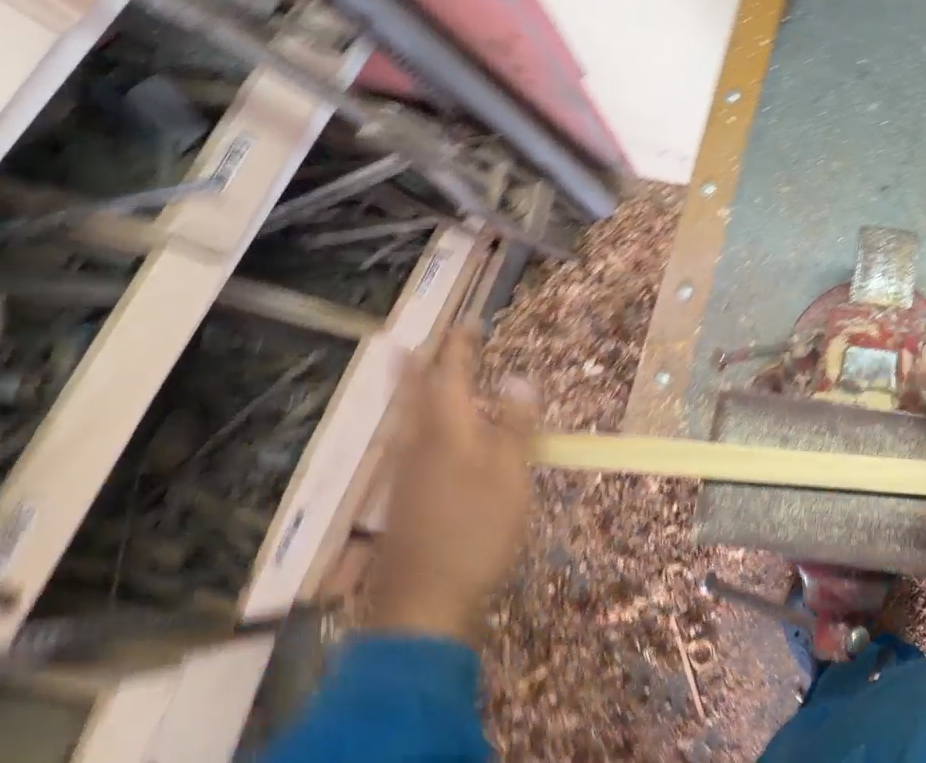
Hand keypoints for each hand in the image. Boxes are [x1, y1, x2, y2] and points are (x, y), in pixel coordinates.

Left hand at [368, 328, 541, 642]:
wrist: (422, 601)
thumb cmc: (475, 531)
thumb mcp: (509, 474)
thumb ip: (514, 424)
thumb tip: (519, 377)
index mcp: (445, 431)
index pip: (450, 376)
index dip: (459, 349)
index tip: (467, 324)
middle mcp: (417, 445)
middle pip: (415, 394)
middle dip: (421, 365)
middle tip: (422, 342)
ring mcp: (405, 475)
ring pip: (407, 419)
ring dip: (413, 391)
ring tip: (417, 375)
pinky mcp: (405, 500)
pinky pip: (409, 442)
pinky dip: (417, 422)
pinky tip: (425, 435)